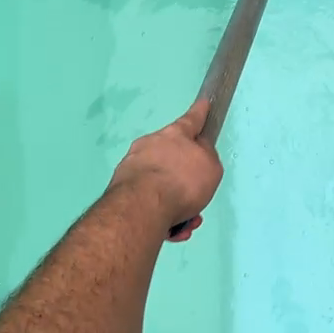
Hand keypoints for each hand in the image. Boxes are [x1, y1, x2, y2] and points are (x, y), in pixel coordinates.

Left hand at [108, 100, 222, 241]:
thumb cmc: (183, 182)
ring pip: (162, 184)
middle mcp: (151, 144)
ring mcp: (133, 165)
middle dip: (186, 180)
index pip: (192, 120)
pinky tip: (169, 229)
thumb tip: (198, 155)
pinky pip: (149, 200)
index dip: (200, 113)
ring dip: (176, 204)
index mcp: (175, 135)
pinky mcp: (122, 187)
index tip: (203, 104)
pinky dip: (162, 214)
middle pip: (173, 159)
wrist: (144, 205)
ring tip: (183, 223)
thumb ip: (207, 159)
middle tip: (196, 201)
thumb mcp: (211, 168)